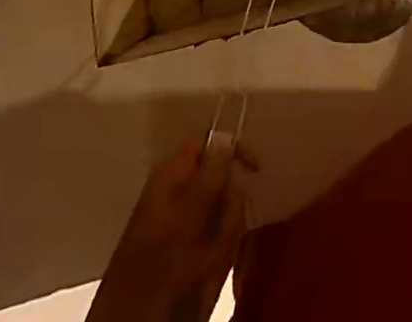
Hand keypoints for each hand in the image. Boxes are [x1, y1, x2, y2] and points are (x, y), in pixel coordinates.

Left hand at [89, 137, 250, 321]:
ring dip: (225, 237)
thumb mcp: (186, 218)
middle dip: (229, 209)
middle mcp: (178, 196)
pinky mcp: (194, 254)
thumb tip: (227, 137)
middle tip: (218, 236)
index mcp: (170, 179)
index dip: (231, 150)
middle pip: (223, 182)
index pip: (206, 144)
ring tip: (207, 262)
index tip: (255, 168)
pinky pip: (223, 241)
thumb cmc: (157, 270)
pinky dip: (222, 255)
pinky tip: (206, 273)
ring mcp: (186, 227)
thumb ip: (208, 177)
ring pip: (227, 213)